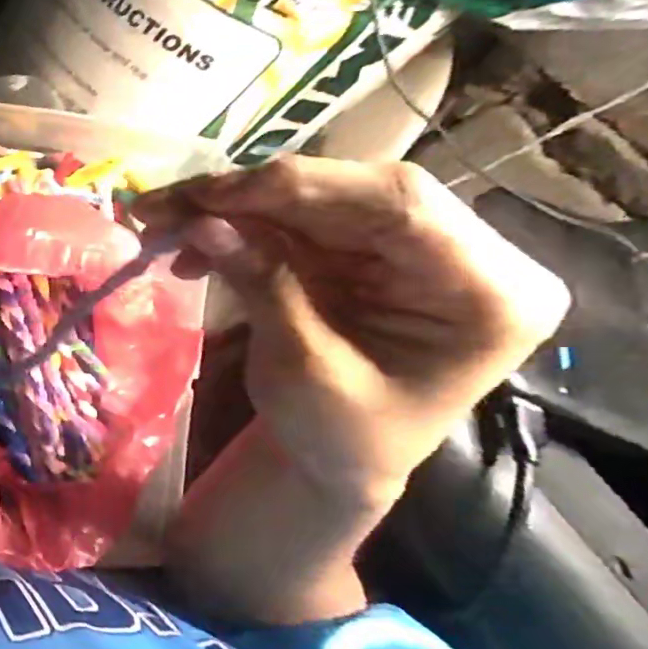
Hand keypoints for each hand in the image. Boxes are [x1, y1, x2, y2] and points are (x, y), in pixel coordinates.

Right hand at [138, 157, 567, 504]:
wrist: (341, 460)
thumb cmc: (342, 434)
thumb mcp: (302, 366)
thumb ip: (262, 284)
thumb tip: (199, 221)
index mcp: (486, 289)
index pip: (397, 203)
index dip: (297, 187)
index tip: (208, 196)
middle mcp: (457, 251)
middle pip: (346, 189)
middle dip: (247, 194)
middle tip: (165, 204)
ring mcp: (404, 245)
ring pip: (309, 196)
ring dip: (228, 207)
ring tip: (161, 223)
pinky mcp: (359, 247)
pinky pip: (291, 217)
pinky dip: (234, 226)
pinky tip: (193, 247)